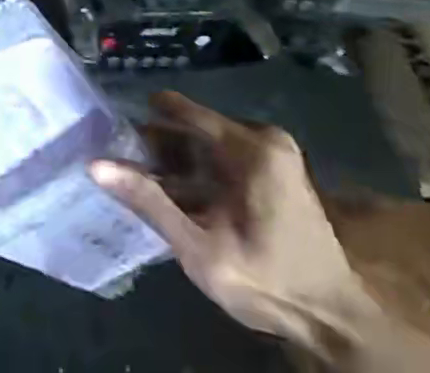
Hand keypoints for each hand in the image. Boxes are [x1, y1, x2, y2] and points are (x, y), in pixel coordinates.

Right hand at [89, 92, 374, 352]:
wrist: (333, 319)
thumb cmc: (268, 282)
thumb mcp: (200, 247)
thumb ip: (149, 202)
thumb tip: (96, 165)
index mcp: (250, 148)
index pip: (184, 111)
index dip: (145, 118)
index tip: (110, 128)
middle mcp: (263, 140)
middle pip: (193, 128)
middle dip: (156, 145)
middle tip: (120, 163)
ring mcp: (272, 154)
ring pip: (206, 144)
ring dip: (174, 161)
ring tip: (137, 179)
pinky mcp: (274, 171)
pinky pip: (222, 158)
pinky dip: (196, 172)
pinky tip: (171, 193)